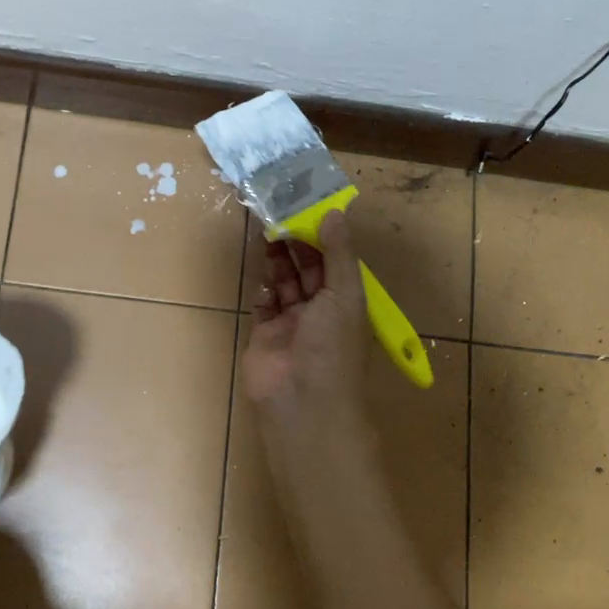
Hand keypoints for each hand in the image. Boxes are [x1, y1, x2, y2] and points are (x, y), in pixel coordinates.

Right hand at [240, 210, 367, 423]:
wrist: (302, 403)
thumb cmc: (332, 347)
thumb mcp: (345, 295)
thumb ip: (338, 254)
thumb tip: (334, 212)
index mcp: (347, 302)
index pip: (335, 261)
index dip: (323, 235)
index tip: (308, 205)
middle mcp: (321, 311)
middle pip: (308, 268)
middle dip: (296, 241)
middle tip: (280, 209)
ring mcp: (291, 323)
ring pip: (284, 282)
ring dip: (277, 257)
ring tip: (266, 226)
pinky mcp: (264, 335)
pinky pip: (263, 304)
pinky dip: (263, 286)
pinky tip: (261, 266)